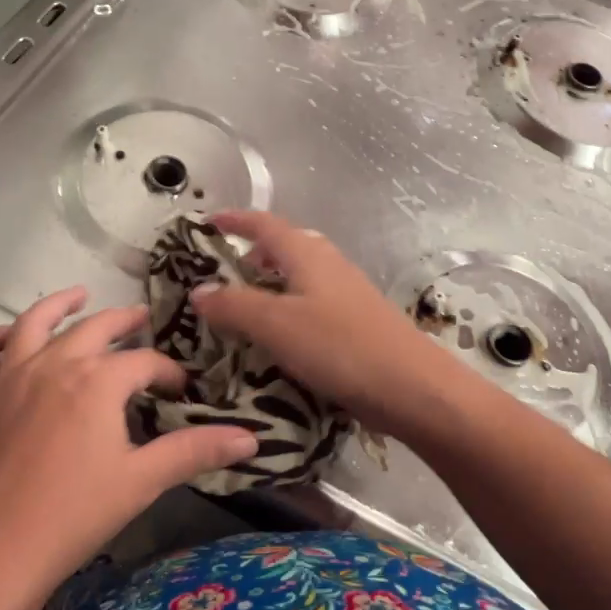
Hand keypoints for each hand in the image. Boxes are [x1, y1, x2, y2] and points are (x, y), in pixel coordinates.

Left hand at [0, 287, 258, 609]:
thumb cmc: (74, 515)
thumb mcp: (142, 481)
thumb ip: (194, 452)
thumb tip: (251, 439)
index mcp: (97, 381)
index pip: (144, 362)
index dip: (168, 372)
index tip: (179, 390)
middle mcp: (54, 364)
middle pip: (93, 328)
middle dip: (122, 321)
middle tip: (140, 318)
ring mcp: (10, 378)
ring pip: (33, 324)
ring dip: (58, 305)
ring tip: (78, 295)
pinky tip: (6, 335)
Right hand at [189, 211, 465, 434]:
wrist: (413, 389)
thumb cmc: (339, 347)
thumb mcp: (275, 324)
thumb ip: (233, 305)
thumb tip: (198, 290)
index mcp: (307, 253)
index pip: (264, 224)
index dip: (235, 220)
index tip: (207, 222)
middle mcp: (328, 264)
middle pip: (285, 246)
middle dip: (252, 253)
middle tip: (221, 273)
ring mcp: (346, 293)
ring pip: (299, 276)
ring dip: (269, 284)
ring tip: (242, 309)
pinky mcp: (356, 323)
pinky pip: (311, 304)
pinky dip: (287, 310)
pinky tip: (278, 339)